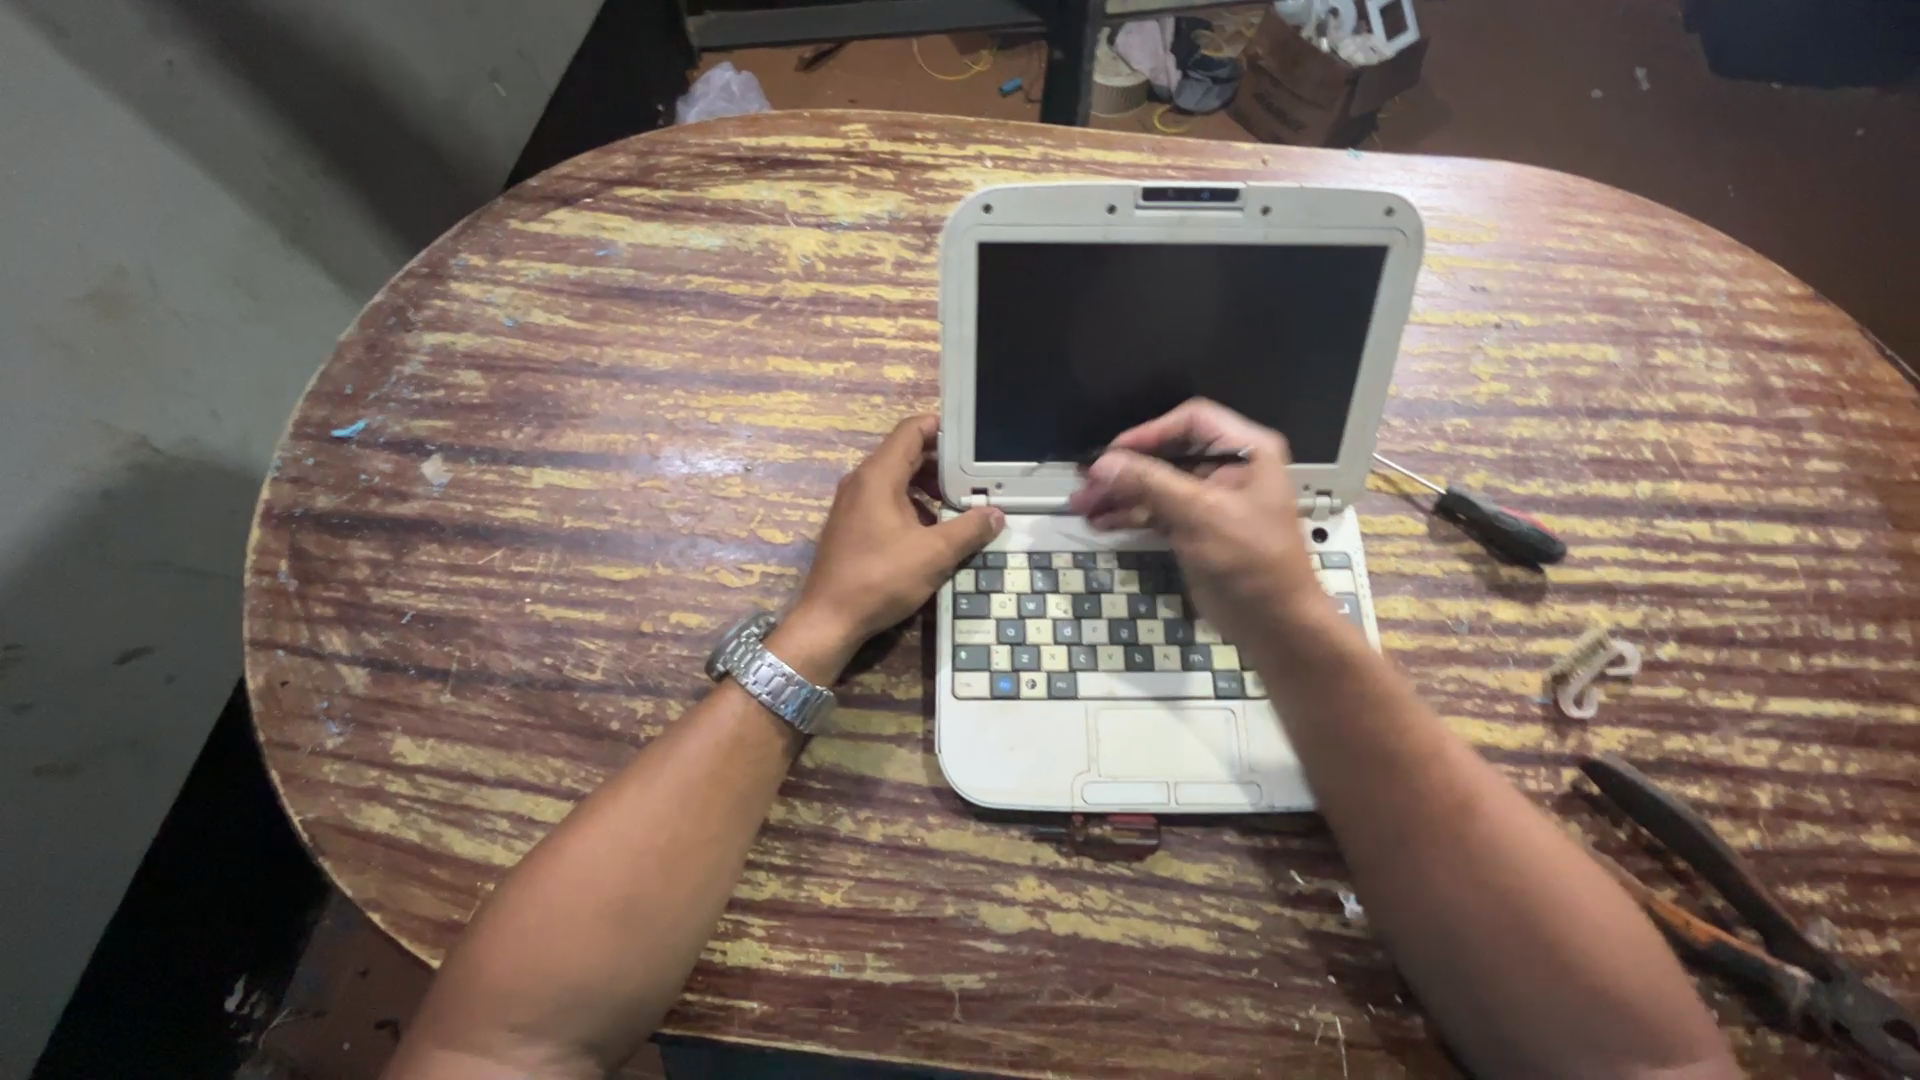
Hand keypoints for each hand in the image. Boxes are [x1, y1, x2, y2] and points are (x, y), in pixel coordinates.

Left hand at [788, 415, 1004, 660]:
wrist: (829, 619)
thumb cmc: (881, 579)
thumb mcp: (934, 554)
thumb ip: (969, 529)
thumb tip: (995, 514)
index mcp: (878, 476)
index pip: (911, 430)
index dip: (942, 427)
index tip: (971, 439)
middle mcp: (861, 482)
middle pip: (905, 453)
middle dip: (941, 462)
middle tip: (975, 475)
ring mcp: (852, 504)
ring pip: (896, 479)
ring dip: (928, 486)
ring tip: (959, 504)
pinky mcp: (851, 526)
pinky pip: (885, 501)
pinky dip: (911, 505)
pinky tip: (933, 530)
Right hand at [1067, 399, 1324, 645]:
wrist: (1273, 623)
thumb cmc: (1251, 561)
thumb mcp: (1200, 515)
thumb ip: (1150, 484)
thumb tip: (1102, 464)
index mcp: (1246, 451)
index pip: (1191, 421)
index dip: (1149, 433)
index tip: (1112, 454)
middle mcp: (1228, 468)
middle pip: (1167, 454)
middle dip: (1126, 469)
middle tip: (1086, 483)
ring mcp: (1209, 500)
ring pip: (1156, 485)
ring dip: (1120, 494)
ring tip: (1084, 506)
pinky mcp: (1195, 528)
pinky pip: (1157, 511)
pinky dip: (1130, 515)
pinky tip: (1103, 522)